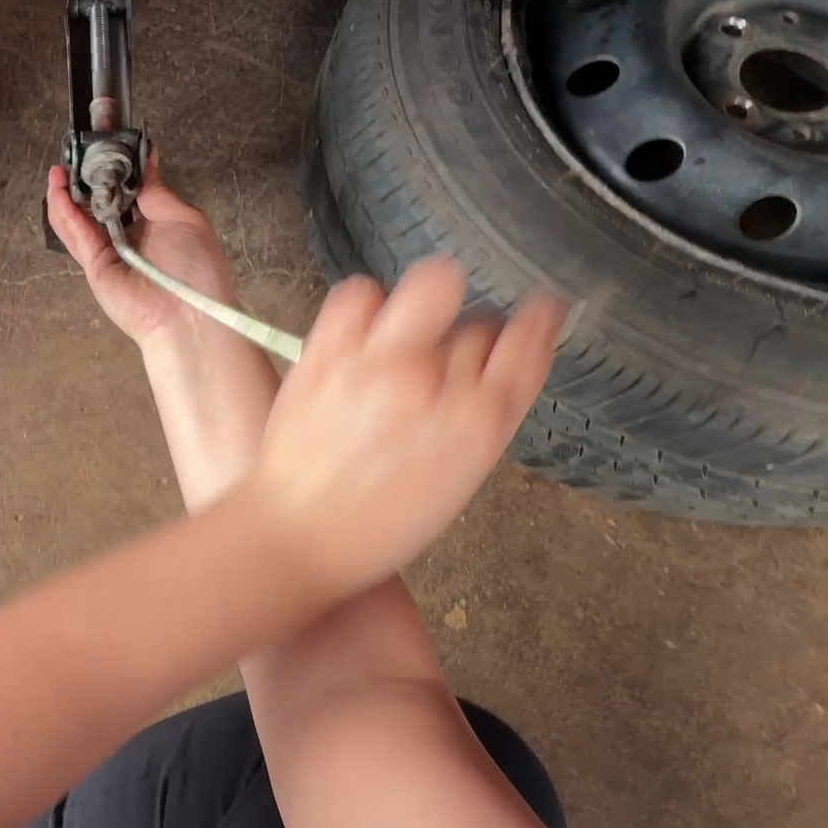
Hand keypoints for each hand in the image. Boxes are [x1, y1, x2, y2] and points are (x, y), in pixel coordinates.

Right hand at [46, 156, 236, 348]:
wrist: (185, 316)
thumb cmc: (195, 267)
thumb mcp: (184, 217)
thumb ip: (157, 190)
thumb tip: (148, 158)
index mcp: (155, 223)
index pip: (127, 192)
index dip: (114, 170)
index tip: (104, 146)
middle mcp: (129, 237)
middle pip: (99, 204)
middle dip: (85, 181)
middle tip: (74, 155)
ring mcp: (109, 253)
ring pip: (81, 220)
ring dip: (66, 195)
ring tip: (56, 171)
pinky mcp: (94, 267)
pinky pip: (77, 237)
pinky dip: (64, 215)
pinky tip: (56, 192)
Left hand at [248, 257, 563, 595]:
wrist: (293, 538)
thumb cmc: (371, 527)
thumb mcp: (450, 481)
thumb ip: (471, 421)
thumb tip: (471, 378)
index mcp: (483, 424)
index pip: (529, 345)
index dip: (533, 323)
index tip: (534, 311)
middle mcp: (439, 384)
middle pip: (478, 322)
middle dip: (467, 330)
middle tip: (438, 348)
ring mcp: (380, 363)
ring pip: (428, 289)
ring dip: (417, 307)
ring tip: (392, 336)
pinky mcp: (326, 355)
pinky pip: (357, 295)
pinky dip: (363, 303)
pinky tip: (356, 330)